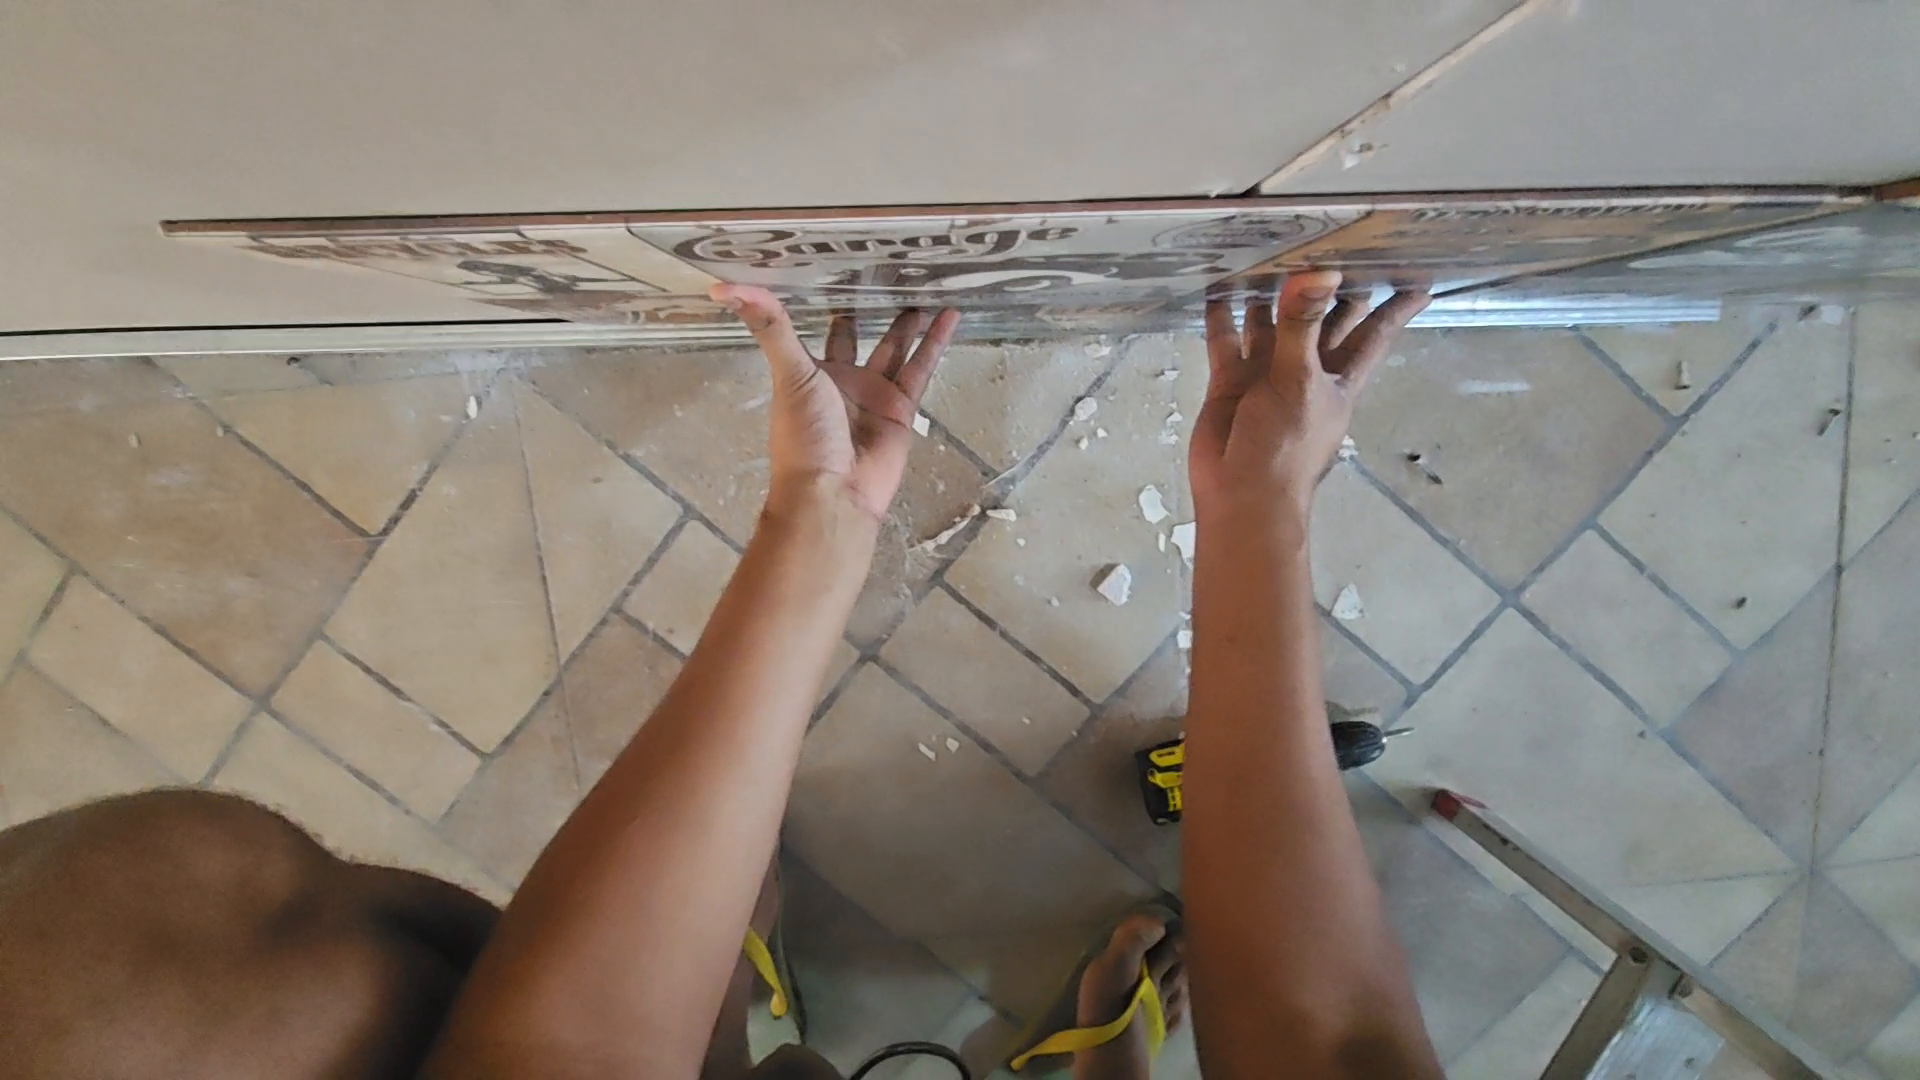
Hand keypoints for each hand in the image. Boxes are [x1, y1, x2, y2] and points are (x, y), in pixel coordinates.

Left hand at [714, 285, 959, 522]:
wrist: (834, 491)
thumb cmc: (805, 435)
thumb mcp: (789, 375)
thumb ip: (771, 328)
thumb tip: (725, 287)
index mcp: (813, 373)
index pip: (823, 333)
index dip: (830, 304)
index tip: (840, 272)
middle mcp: (845, 382)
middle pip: (863, 338)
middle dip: (874, 312)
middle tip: (888, 276)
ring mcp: (876, 396)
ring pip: (897, 350)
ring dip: (911, 324)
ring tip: (925, 289)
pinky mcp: (903, 410)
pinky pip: (921, 371)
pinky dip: (936, 344)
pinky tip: (950, 316)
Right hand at [1190, 271, 1428, 517]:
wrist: (1241, 493)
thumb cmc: (1285, 446)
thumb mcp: (1298, 383)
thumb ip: (1301, 328)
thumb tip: (1317, 273)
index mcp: (1339, 376)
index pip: (1375, 333)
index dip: (1395, 307)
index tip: (1416, 273)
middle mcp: (1306, 370)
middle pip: (1323, 320)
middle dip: (1327, 288)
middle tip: (1330, 240)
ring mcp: (1267, 376)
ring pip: (1272, 327)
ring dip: (1270, 297)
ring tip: (1268, 251)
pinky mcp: (1231, 383)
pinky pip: (1228, 343)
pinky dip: (1223, 318)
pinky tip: (1217, 288)